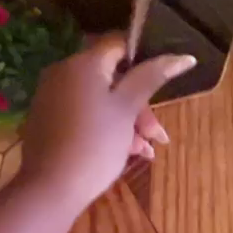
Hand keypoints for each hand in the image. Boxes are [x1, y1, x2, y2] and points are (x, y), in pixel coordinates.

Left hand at [16, 34, 193, 213]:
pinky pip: (84, 112)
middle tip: (157, 135)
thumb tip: (184, 56)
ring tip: (145, 151)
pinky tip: (125, 152)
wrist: (48, 189)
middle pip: (112, 76)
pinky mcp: (48, 119)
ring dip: (127, 120)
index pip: (119, 43)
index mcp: (83, 62)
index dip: (144, 59)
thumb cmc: (94, 144)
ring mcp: (53, 96)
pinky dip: (105, 126)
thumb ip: (152, 77)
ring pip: (100, 98)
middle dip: (139, 104)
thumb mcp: (127, 109)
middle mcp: (64, 72)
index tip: (161, 85)